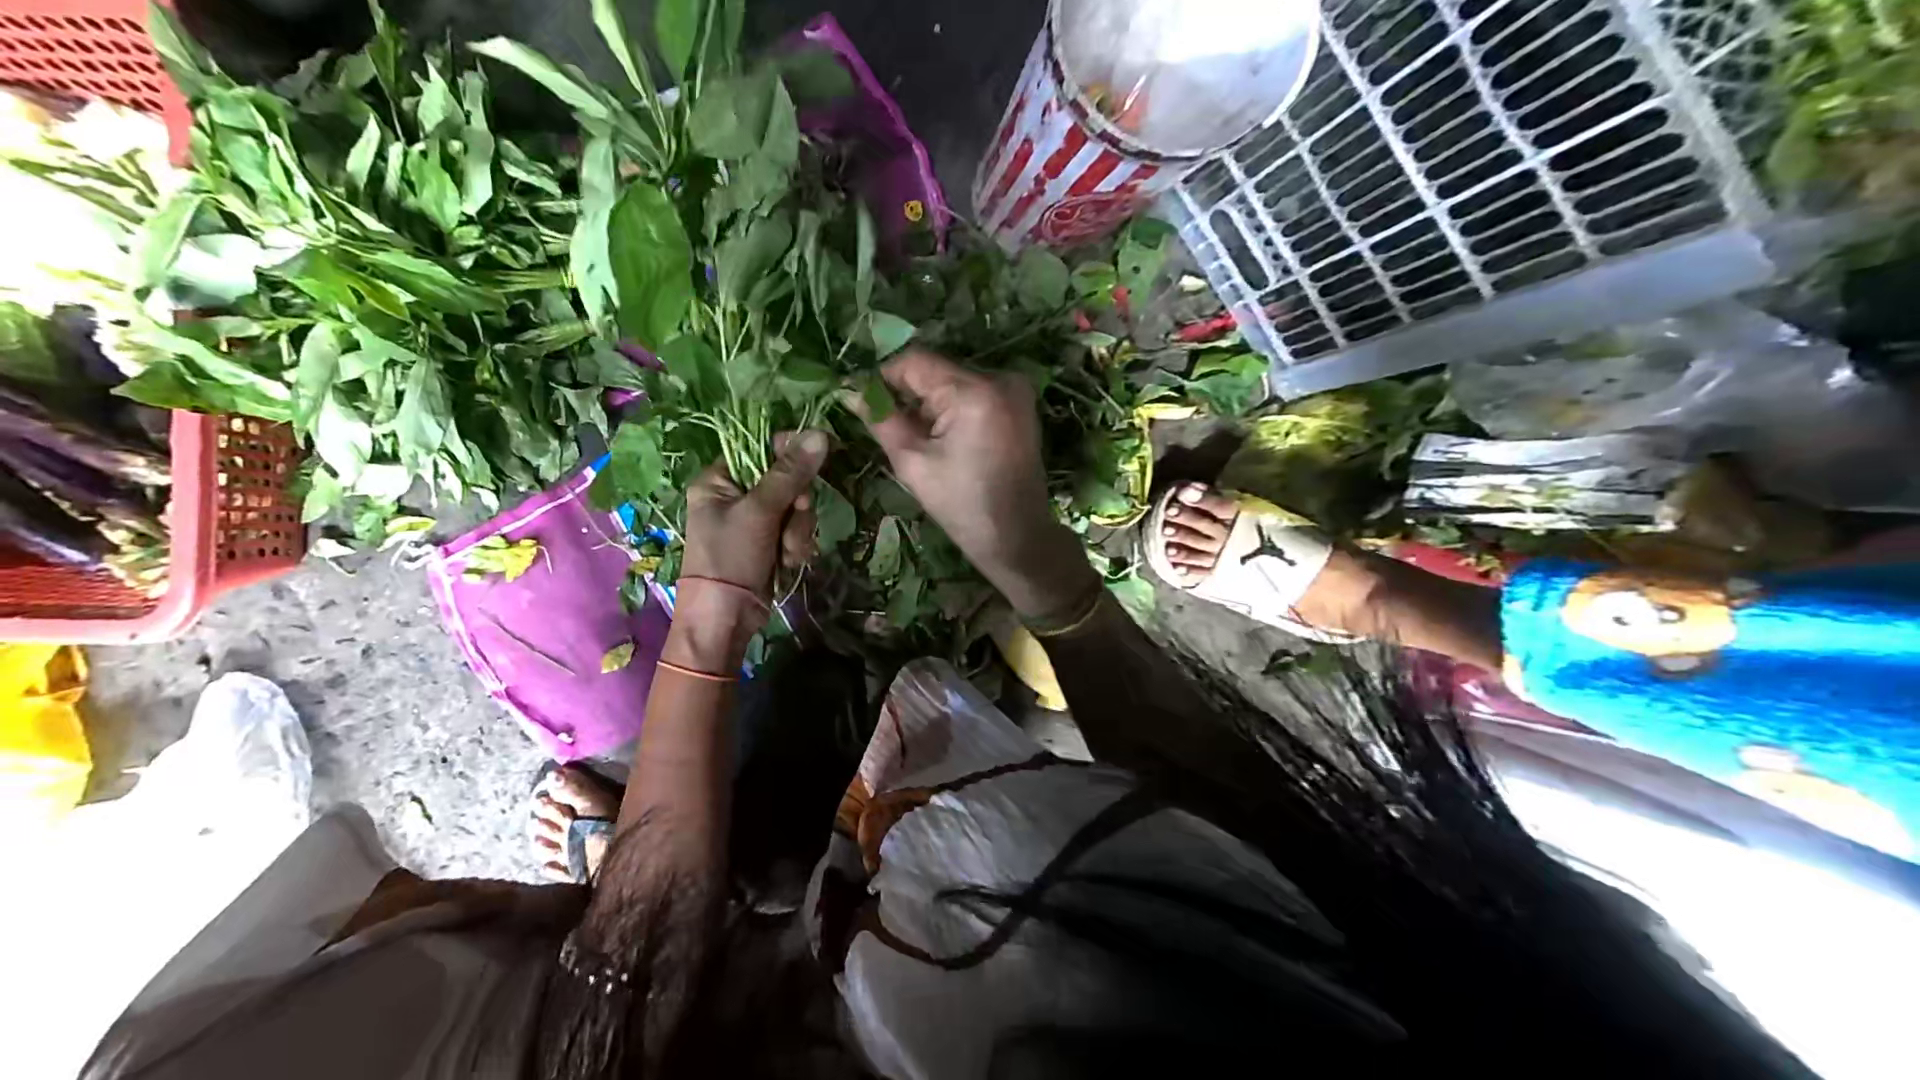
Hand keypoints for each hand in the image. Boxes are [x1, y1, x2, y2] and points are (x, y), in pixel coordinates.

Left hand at [668, 430, 827, 671]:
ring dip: (798, 531)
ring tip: (786, 552)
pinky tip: (787, 562)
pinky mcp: (770, 543)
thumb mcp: (759, 512)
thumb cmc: (731, 559)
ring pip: (797, 508)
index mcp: (719, 479)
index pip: (761, 448)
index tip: (814, 461)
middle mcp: (736, 495)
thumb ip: (790, 474)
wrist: (726, 620)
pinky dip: (796, 546)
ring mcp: (755, 521)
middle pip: (787, 480)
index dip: (790, 453)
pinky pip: (796, 530)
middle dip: (797, 506)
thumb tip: (821, 434)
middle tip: (796, 517)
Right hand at [859, 350, 1098, 621]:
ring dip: (931, 402)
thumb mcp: (913, 463)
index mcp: (975, 391)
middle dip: (908, 394)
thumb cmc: (961, 506)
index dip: (883, 376)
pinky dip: (954, 408)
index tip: (859, 396)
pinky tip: (946, 439)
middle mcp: (1000, 378)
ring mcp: (1016, 389)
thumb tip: (852, 391)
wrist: (1017, 536)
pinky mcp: (1020, 404)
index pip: (916, 361)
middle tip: (887, 425)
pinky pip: (975, 392)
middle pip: (937, 370)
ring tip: (920, 439)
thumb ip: (882, 419)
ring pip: (954, 381)